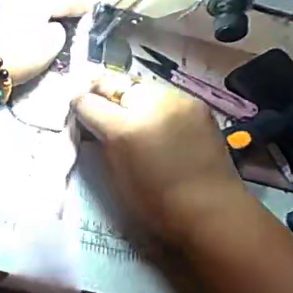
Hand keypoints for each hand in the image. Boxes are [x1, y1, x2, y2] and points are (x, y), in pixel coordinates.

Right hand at [71, 73, 254, 245]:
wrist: (211, 210)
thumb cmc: (157, 204)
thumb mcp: (116, 175)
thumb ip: (102, 141)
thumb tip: (93, 122)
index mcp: (125, 128)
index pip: (87, 101)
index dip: (80, 107)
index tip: (81, 115)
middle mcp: (150, 105)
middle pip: (113, 82)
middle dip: (103, 94)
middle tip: (102, 110)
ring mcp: (177, 100)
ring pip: (140, 86)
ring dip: (131, 98)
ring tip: (134, 118)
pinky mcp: (196, 103)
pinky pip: (165, 96)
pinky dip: (156, 105)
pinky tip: (160, 124)